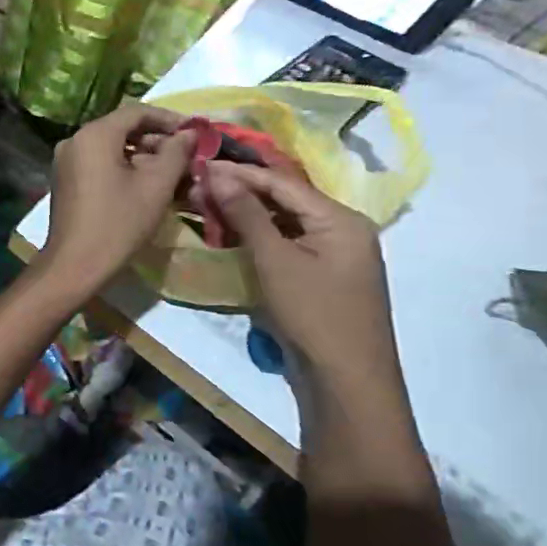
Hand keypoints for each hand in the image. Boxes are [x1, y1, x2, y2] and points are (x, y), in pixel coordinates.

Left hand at [40, 102, 196, 289]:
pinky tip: (146, 184)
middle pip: (122, 128)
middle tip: (187, 156)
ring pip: (110, 146)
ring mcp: (66, 160)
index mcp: (94, 135)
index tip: (195, 133)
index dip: (169, 119)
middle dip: (156, 139)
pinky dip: (123, 166)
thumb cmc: (119, 222)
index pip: (136, 112)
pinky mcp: (65, 179)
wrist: (75, 263)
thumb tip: (190, 133)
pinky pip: (98, 161)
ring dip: (142, 154)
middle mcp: (75, 140)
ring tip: (172, 172)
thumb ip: (176, 153)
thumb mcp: (155, 186)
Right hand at [201, 160, 396, 378]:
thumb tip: (216, 173)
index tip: (200, 163)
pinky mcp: (324, 274)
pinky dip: (260, 234)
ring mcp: (336, 253)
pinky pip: (288, 241)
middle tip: (199, 184)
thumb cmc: (313, 313)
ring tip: (208, 204)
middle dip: (241, 190)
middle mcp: (344, 229)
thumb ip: (245, 213)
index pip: (283, 182)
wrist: (346, 381)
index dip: (239, 172)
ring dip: (247, 212)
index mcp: (341, 219)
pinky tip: (231, 232)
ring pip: (284, 220)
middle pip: (285, 198)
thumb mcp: (274, 259)